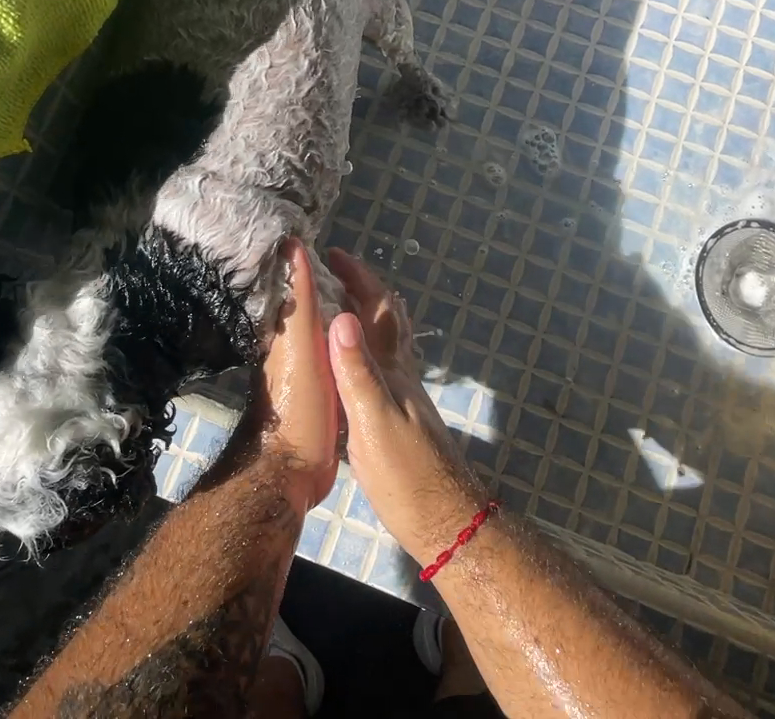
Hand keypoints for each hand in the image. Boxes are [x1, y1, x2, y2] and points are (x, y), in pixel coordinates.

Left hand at [242, 239, 340, 512]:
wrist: (294, 467)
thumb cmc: (298, 403)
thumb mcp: (302, 346)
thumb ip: (301, 301)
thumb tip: (291, 246)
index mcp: (284, 334)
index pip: (294, 287)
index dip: (304, 264)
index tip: (318, 240)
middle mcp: (290, 348)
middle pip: (307, 308)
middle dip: (320, 286)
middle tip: (345, 264)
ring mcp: (303, 371)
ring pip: (319, 331)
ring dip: (331, 312)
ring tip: (353, 293)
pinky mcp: (316, 392)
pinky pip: (329, 355)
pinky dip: (338, 340)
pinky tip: (351, 338)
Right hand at [325, 248, 483, 559]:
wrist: (442, 520)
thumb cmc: (406, 474)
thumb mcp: (375, 422)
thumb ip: (358, 372)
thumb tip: (344, 317)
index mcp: (394, 371)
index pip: (379, 310)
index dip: (360, 277)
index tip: (334, 253)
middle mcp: (400, 375)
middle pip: (386, 319)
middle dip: (362, 288)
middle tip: (332, 270)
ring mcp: (400, 395)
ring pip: (384, 342)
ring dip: (364, 315)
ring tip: (334, 304)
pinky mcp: (395, 416)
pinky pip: (376, 366)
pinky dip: (360, 349)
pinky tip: (346, 362)